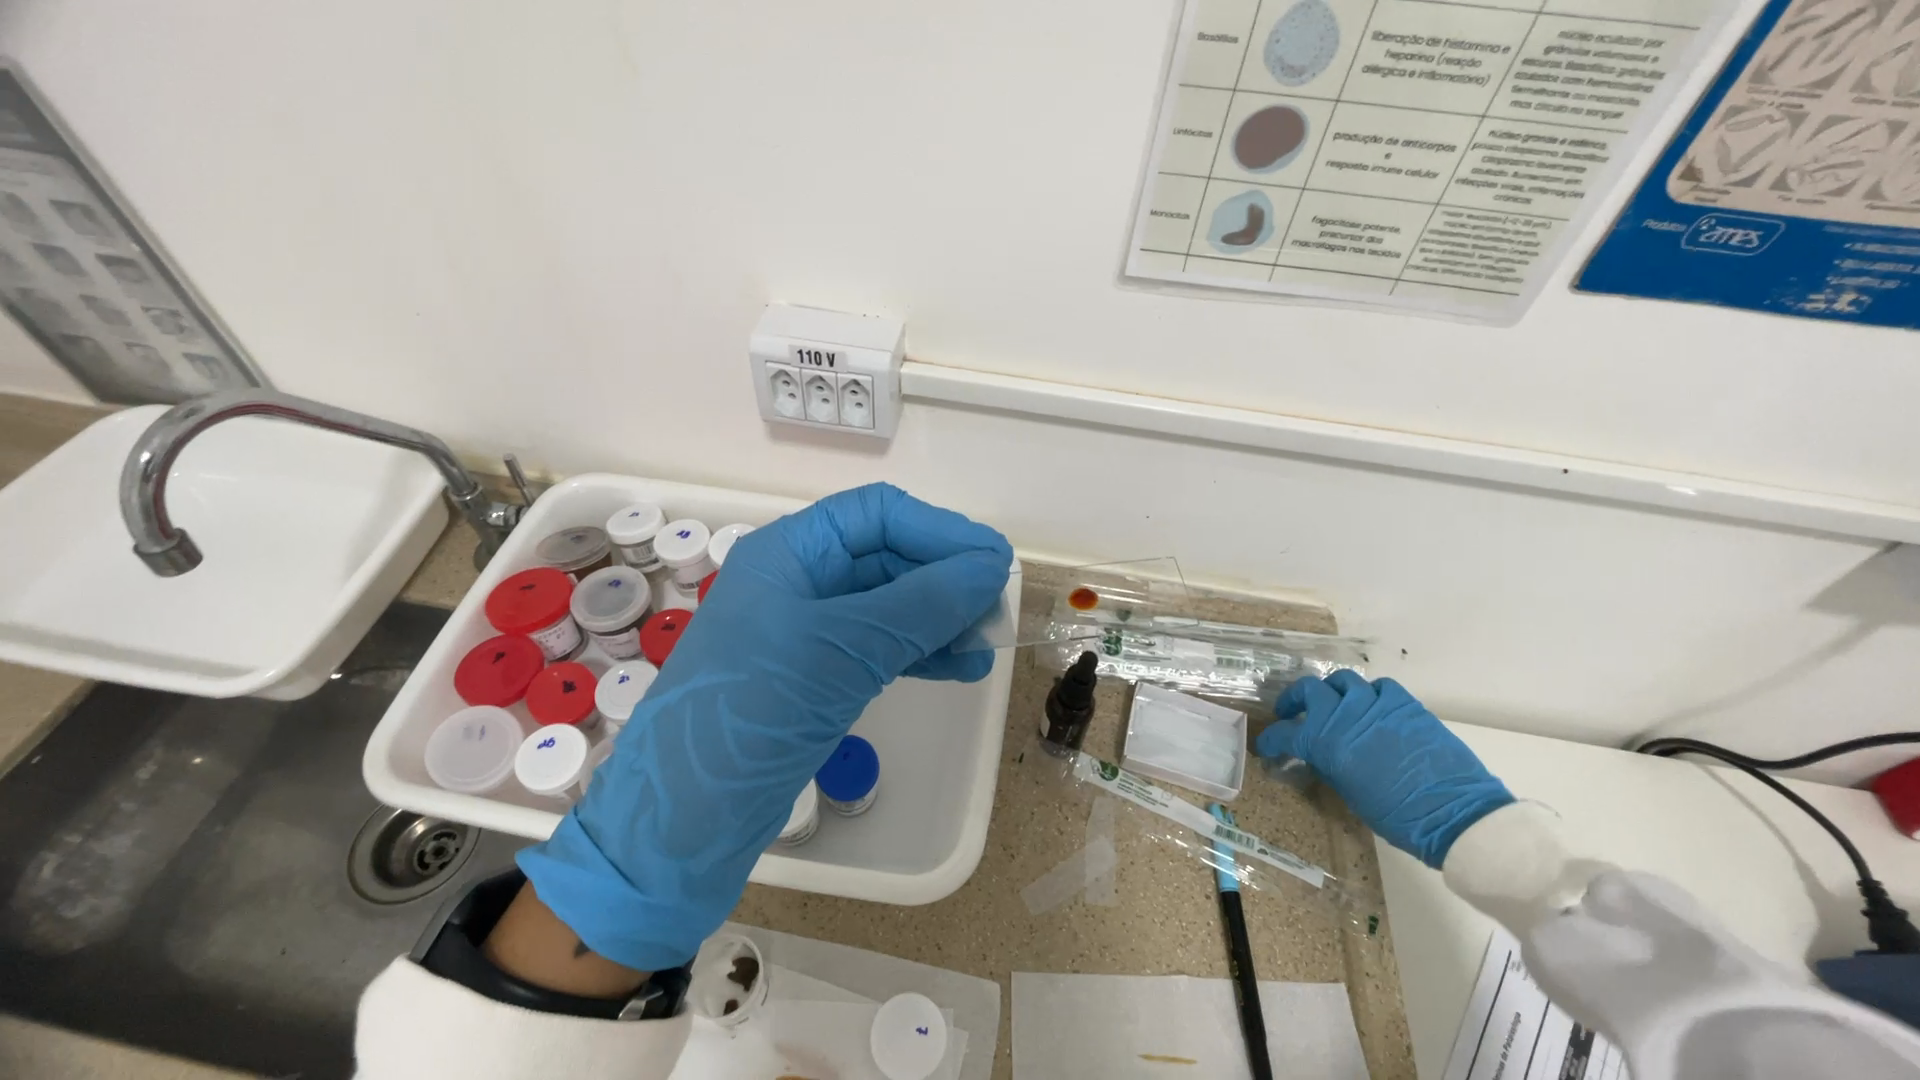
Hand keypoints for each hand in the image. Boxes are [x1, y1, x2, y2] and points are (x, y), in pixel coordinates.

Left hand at [515, 484, 1012, 970]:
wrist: (685, 821)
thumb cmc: (754, 711)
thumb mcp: (842, 648)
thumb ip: (921, 603)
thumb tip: (990, 568)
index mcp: (789, 553)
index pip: (877, 516)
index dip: (939, 531)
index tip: (994, 562)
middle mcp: (798, 583)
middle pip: (886, 558)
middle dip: (944, 577)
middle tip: (997, 605)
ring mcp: (806, 634)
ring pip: (888, 608)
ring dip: (940, 619)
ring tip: (989, 642)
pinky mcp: (816, 680)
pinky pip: (880, 650)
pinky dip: (921, 654)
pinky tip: (962, 667)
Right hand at [1255, 671, 1511, 867]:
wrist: (1454, 812)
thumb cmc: (1396, 815)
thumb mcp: (1348, 793)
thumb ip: (1328, 766)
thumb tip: (1317, 756)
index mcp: (1324, 743)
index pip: (1285, 733)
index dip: (1271, 740)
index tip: (1267, 746)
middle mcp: (1344, 715)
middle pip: (1308, 690)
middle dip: (1294, 700)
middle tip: (1293, 713)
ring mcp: (1375, 704)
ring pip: (1342, 680)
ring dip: (1331, 691)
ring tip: (1333, 704)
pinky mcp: (1404, 703)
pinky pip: (1378, 687)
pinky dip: (1369, 694)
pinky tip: (1371, 708)